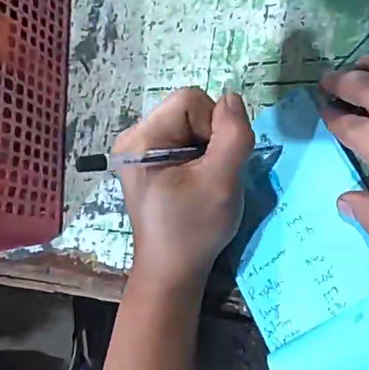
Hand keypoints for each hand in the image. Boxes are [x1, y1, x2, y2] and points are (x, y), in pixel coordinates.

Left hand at [117, 88, 253, 283]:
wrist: (173, 271)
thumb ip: (232, 135)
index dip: (214, 124)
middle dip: (212, 136)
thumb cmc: (194, 229)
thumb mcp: (221, 181)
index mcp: (142, 138)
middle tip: (212, 175)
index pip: (190, 99)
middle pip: (190, 109)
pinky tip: (197, 183)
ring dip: (209, 148)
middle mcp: (135, 136)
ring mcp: (141, 149)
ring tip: (205, 181)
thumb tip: (232, 98)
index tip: (215, 161)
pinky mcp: (151, 161)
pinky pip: (186, 139)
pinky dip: (201, 157)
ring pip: (192, 124)